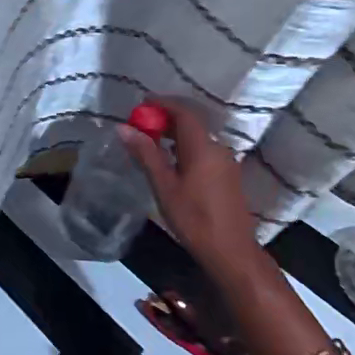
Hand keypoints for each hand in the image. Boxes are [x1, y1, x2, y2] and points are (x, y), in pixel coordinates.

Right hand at [116, 97, 259, 267]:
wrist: (230, 250)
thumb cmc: (193, 218)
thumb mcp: (164, 186)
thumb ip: (146, 154)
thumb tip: (123, 128)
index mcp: (203, 148)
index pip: (184, 113)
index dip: (163, 104)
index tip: (141, 104)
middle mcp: (218, 149)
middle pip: (192, 124)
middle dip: (165, 119)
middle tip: (139, 125)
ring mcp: (226, 162)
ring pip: (198, 138)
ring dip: (174, 134)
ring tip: (149, 143)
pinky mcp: (227, 175)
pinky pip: (203, 150)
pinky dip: (184, 147)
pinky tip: (169, 162)